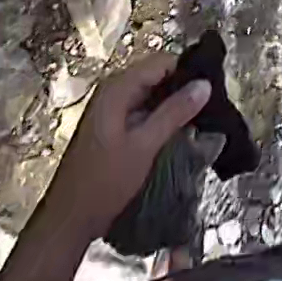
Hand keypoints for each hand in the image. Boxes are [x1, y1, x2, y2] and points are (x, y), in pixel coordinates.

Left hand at [31, 55, 211, 248]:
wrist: (69, 219)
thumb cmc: (104, 181)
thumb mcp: (144, 146)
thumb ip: (174, 112)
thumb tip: (204, 84)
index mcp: (118, 87)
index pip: (161, 62)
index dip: (187, 70)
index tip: (212, 86)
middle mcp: (113, 89)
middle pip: (156, 75)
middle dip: (182, 87)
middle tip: (211, 103)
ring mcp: (111, 107)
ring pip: (151, 93)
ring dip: (173, 102)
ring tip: (202, 116)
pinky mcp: (112, 124)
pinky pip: (142, 108)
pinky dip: (160, 115)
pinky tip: (180, 129)